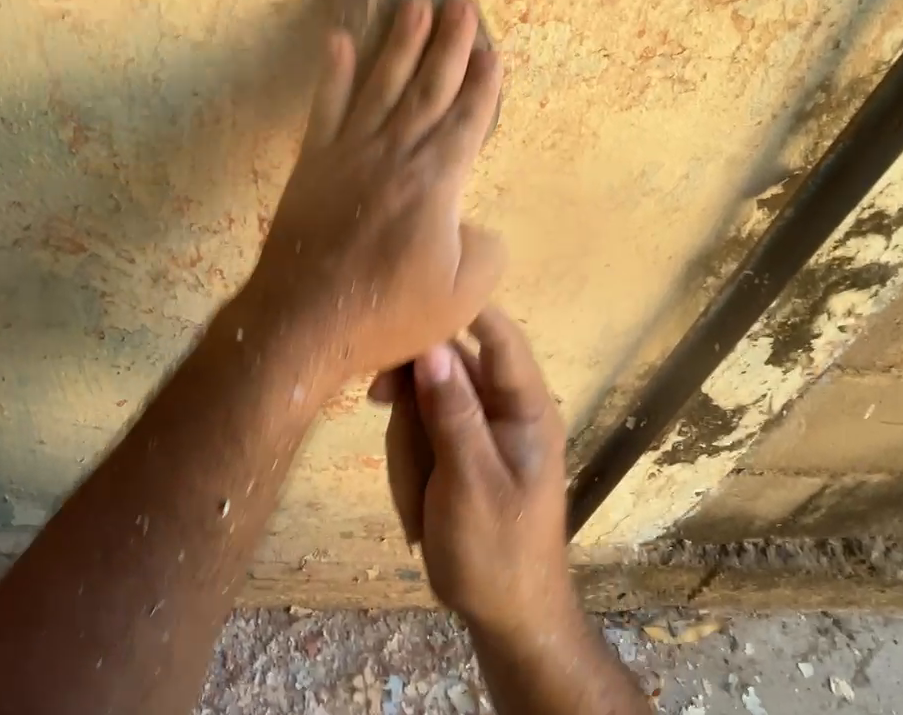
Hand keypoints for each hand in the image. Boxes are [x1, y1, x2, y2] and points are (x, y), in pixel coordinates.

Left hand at [245, 0, 505, 381]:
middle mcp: (396, 152)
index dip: (483, 84)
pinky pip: (326, 107)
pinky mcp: (313, 162)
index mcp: (437, 180)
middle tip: (459, 1)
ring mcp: (350, 152)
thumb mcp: (463, 296)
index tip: (492, 50)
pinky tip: (339, 41)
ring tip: (414, 6)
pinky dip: (334, 73)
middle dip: (449, 44)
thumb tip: (473, 223)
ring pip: (381, 84)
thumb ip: (486, 251)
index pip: (468, 120)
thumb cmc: (388, 312)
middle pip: (429, 87)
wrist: (305, 320)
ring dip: (400, 43)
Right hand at [376, 307, 573, 636]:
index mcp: (525, 408)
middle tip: (376, 394)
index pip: (499, 336)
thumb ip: (453, 415)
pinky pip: (425, 419)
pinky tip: (404, 466)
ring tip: (409, 473)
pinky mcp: (460, 444)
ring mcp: (481, 425)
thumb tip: (433, 350)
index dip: (463, 306)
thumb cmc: (497, 553)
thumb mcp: (472, 485)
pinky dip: (408, 434)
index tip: (413, 287)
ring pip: (431, 388)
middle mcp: (505, 406)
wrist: (507, 615)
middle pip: (454, 359)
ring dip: (408, 417)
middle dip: (415, 376)